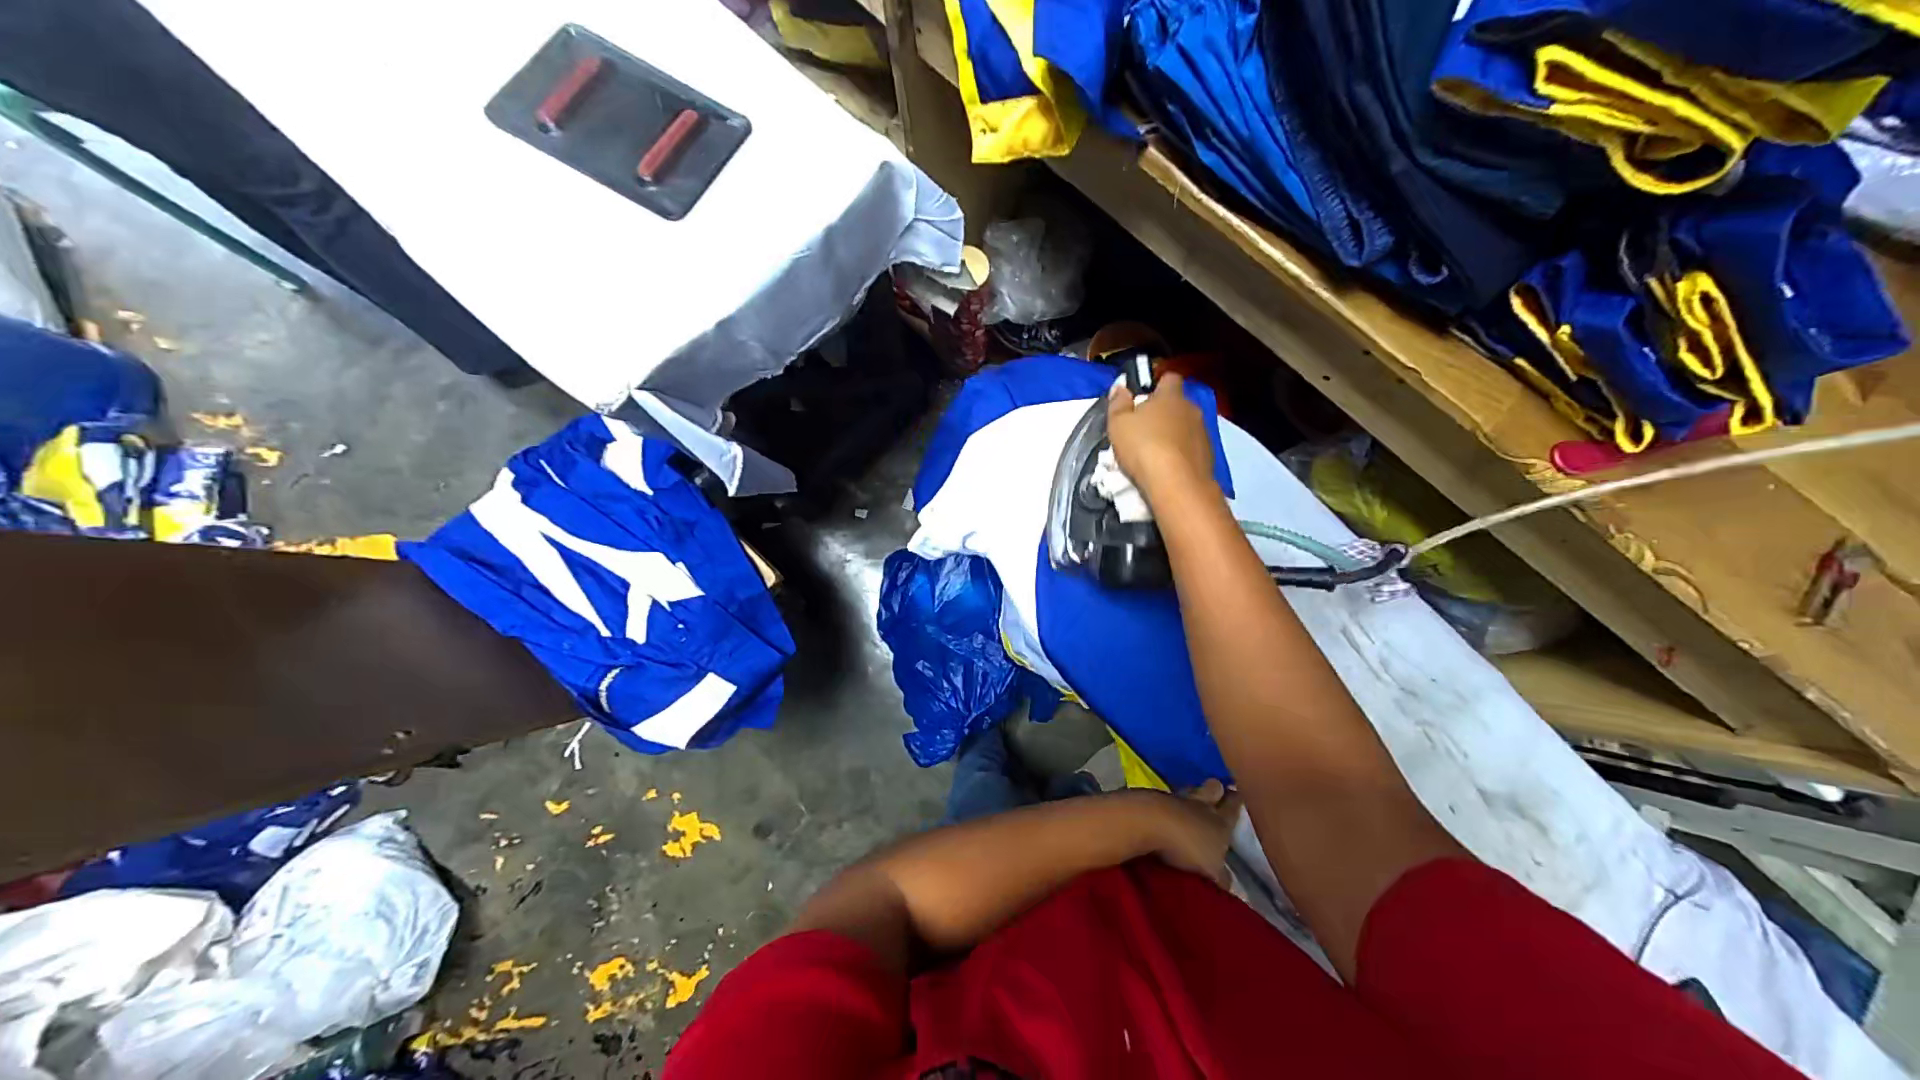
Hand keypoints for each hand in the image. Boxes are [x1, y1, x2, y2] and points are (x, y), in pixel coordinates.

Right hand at [1106, 374, 1213, 501]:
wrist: (1177, 484)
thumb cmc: (1143, 447)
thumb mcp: (1118, 424)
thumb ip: (1118, 403)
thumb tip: (1121, 387)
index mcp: (1171, 395)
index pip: (1169, 377)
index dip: (1157, 384)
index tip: (1144, 396)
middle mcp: (1192, 409)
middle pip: (1177, 404)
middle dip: (1164, 412)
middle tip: (1144, 428)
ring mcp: (1203, 432)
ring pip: (1186, 426)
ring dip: (1173, 433)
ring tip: (1155, 452)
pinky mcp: (1209, 455)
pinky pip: (1191, 447)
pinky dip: (1181, 453)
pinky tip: (1168, 467)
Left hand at [1144, 779, 1240, 887]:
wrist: (1148, 822)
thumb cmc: (1187, 848)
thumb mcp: (1212, 872)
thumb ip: (1222, 877)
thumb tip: (1227, 883)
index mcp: (1221, 822)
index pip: (1234, 806)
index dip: (1237, 801)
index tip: (1239, 795)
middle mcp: (1201, 805)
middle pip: (1214, 789)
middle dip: (1217, 789)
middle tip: (1218, 791)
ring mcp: (1176, 799)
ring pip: (1190, 790)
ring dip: (1192, 794)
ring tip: (1191, 802)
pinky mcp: (1153, 798)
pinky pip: (1168, 798)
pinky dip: (1170, 803)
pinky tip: (1167, 810)